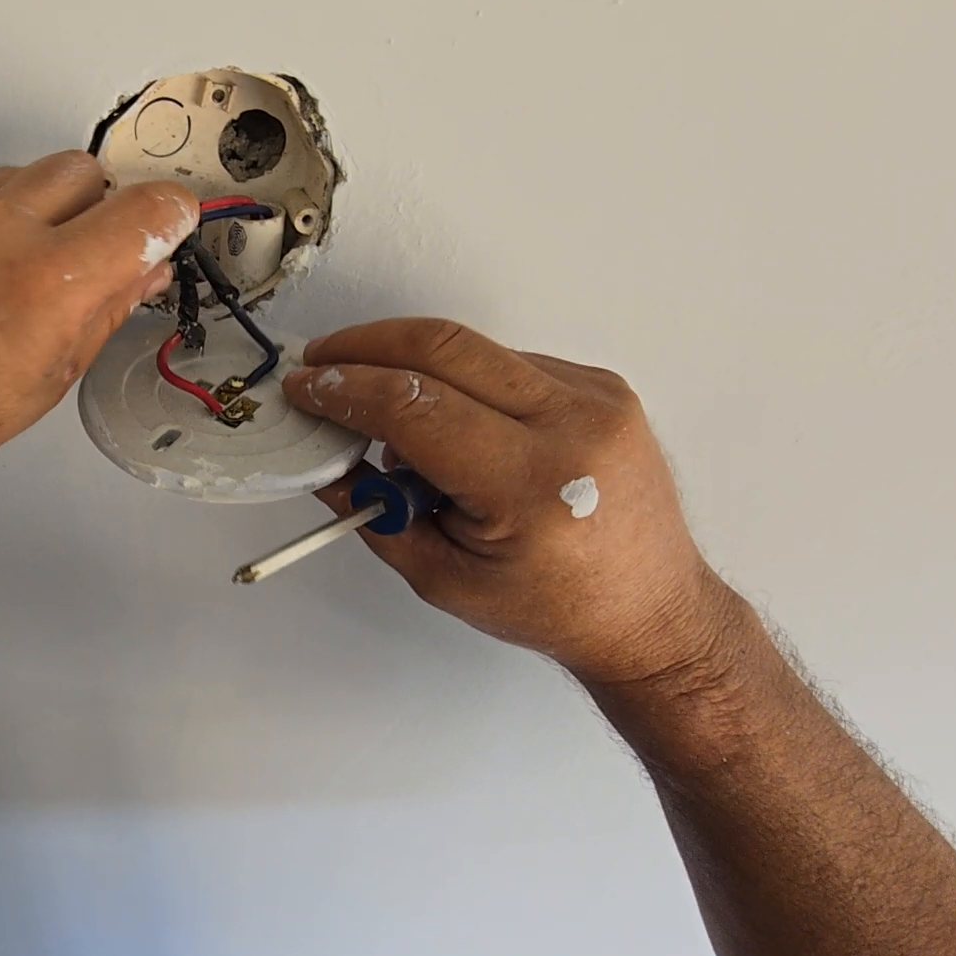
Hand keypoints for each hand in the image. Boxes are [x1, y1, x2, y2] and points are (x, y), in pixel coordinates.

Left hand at [0, 151, 198, 502]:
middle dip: (96, 208)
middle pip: (83, 171)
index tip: (165, 225)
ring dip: (36, 209)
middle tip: (79, 254)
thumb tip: (148, 268)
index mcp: (49, 282)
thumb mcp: (52, 377)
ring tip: (10, 268)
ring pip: (22, 174)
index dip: (168, 217)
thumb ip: (107, 309)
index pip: (146, 209)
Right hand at [283, 318, 730, 684]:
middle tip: (317, 360)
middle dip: (364, 345)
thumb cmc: (549, 605)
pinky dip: (448, 376)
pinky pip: (499, 361)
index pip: (416, 407)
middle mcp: (574, 424)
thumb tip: (324, 461)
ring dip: (402, 360)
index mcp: (532, 484)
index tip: (303, 388)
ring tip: (366, 397)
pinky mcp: (598, 386)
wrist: (653, 609)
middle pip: (443, 347)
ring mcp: (594, 397)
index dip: (345, 390)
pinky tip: (431, 412)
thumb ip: (373, 513)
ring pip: (469, 348)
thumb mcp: (437, 575)